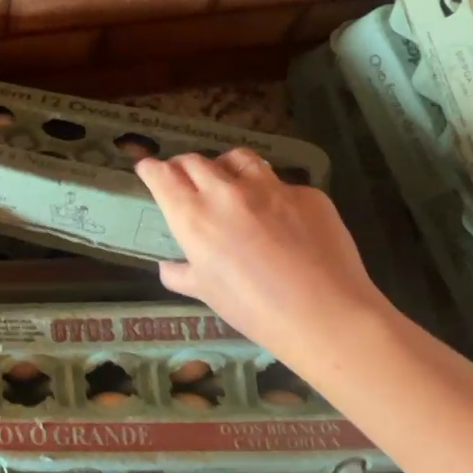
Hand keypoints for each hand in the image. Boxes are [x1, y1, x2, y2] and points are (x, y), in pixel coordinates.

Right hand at [136, 149, 387, 361]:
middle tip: (184, 178)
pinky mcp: (307, 193)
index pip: (162, 176)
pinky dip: (269, 193)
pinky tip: (278, 217)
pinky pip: (280, 184)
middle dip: (183, 166)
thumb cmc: (253, 309)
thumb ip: (181, 274)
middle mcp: (226, 193)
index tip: (148, 169)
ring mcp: (270, 188)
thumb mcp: (205, 293)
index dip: (151, 169)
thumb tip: (169, 266)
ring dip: (224, 166)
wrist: (324, 313)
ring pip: (237, 159)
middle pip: (195, 161)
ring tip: (228, 181)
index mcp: (193, 217)